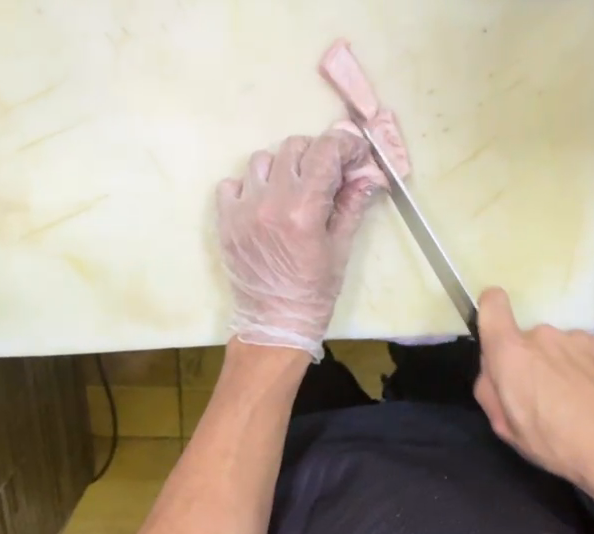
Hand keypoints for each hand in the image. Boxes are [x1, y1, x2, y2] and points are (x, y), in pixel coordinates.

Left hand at [217, 129, 378, 357]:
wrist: (274, 326)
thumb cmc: (313, 294)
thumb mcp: (340, 250)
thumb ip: (351, 205)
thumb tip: (367, 174)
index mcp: (304, 210)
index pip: (325, 150)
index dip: (344, 146)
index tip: (353, 156)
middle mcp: (270, 202)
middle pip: (294, 148)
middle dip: (314, 156)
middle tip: (324, 178)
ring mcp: (243, 210)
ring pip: (262, 160)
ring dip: (281, 169)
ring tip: (290, 193)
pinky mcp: (225, 222)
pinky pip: (232, 184)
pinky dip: (248, 187)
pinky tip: (262, 205)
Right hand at [472, 288, 593, 500]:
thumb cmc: (552, 442)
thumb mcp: (504, 427)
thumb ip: (490, 390)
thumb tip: (493, 370)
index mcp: (511, 354)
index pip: (493, 305)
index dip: (490, 311)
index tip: (496, 333)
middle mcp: (543, 336)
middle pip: (525, 340)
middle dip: (527, 362)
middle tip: (539, 397)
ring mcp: (578, 337)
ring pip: (556, 347)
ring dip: (557, 365)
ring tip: (571, 400)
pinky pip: (582, 351)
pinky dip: (582, 367)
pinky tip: (592, 395)